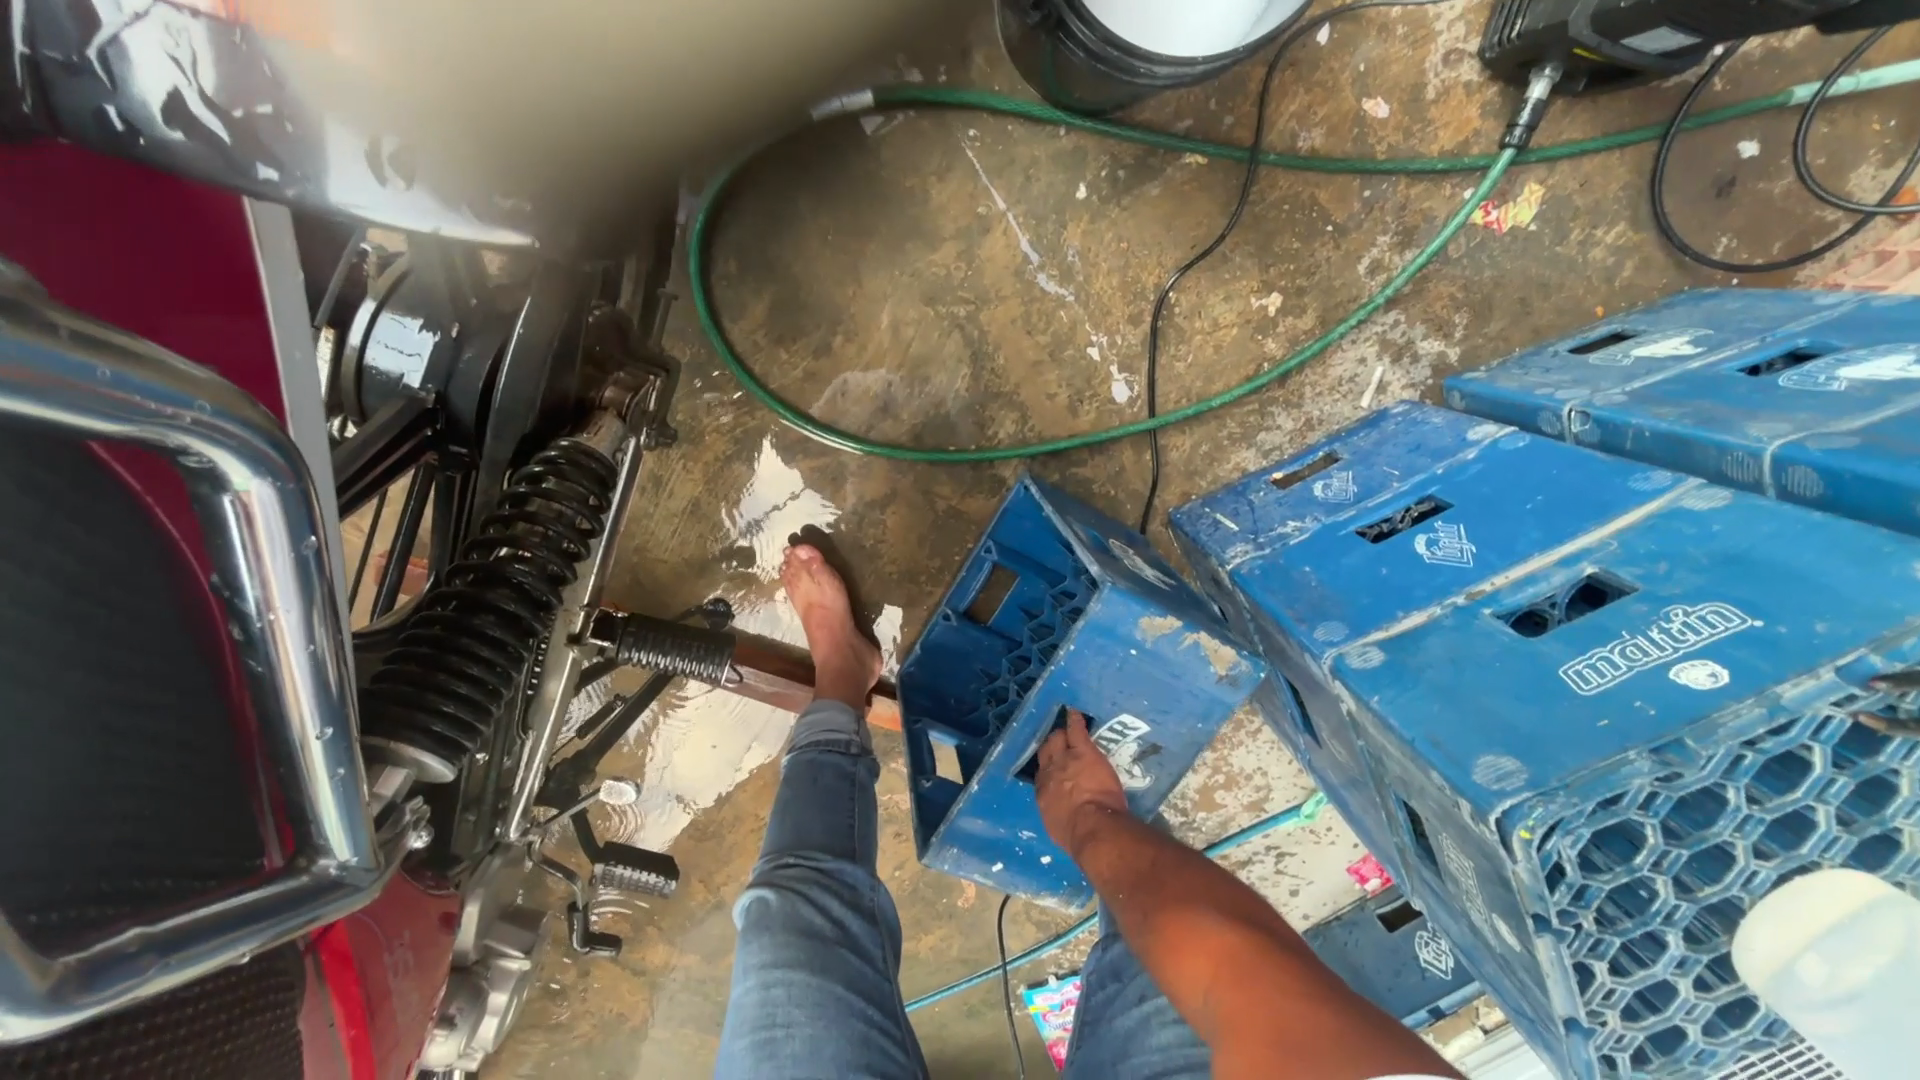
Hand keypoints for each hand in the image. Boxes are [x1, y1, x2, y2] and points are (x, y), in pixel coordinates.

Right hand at [1034, 709, 1130, 858]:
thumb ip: (1058, 814)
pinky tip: (1075, 713)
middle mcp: (1049, 772)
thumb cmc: (1077, 835)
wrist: (1091, 826)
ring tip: (1066, 729)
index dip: (1049, 768)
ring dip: (1063, 735)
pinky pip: (1076, 730)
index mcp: (1043, 793)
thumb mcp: (1058, 827)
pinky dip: (1075, 720)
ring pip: (1058, 739)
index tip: (1054, 767)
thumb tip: (1062, 814)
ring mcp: (1065, 759)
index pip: (1042, 774)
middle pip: (1046, 752)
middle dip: (1052, 747)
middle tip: (1059, 744)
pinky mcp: (1083, 751)